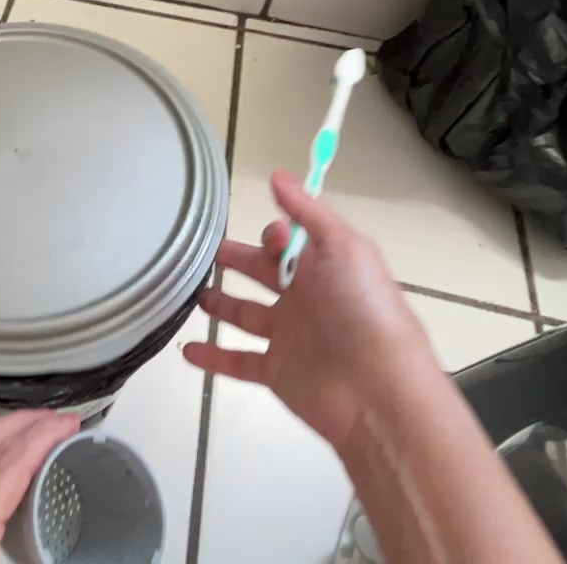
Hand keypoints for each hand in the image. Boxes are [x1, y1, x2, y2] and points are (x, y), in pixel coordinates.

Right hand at [184, 169, 433, 445]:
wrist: (379, 392)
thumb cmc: (364, 310)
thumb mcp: (342, 247)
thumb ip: (307, 211)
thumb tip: (277, 174)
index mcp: (324, 268)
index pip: (288, 243)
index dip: (271, 236)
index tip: (258, 235)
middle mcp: (306, 300)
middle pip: (262, 273)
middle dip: (234, 260)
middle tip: (200, 251)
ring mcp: (290, 338)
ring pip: (246, 315)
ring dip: (219, 304)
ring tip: (188, 293)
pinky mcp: (277, 373)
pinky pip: (238, 362)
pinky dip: (213, 357)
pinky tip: (187, 349)